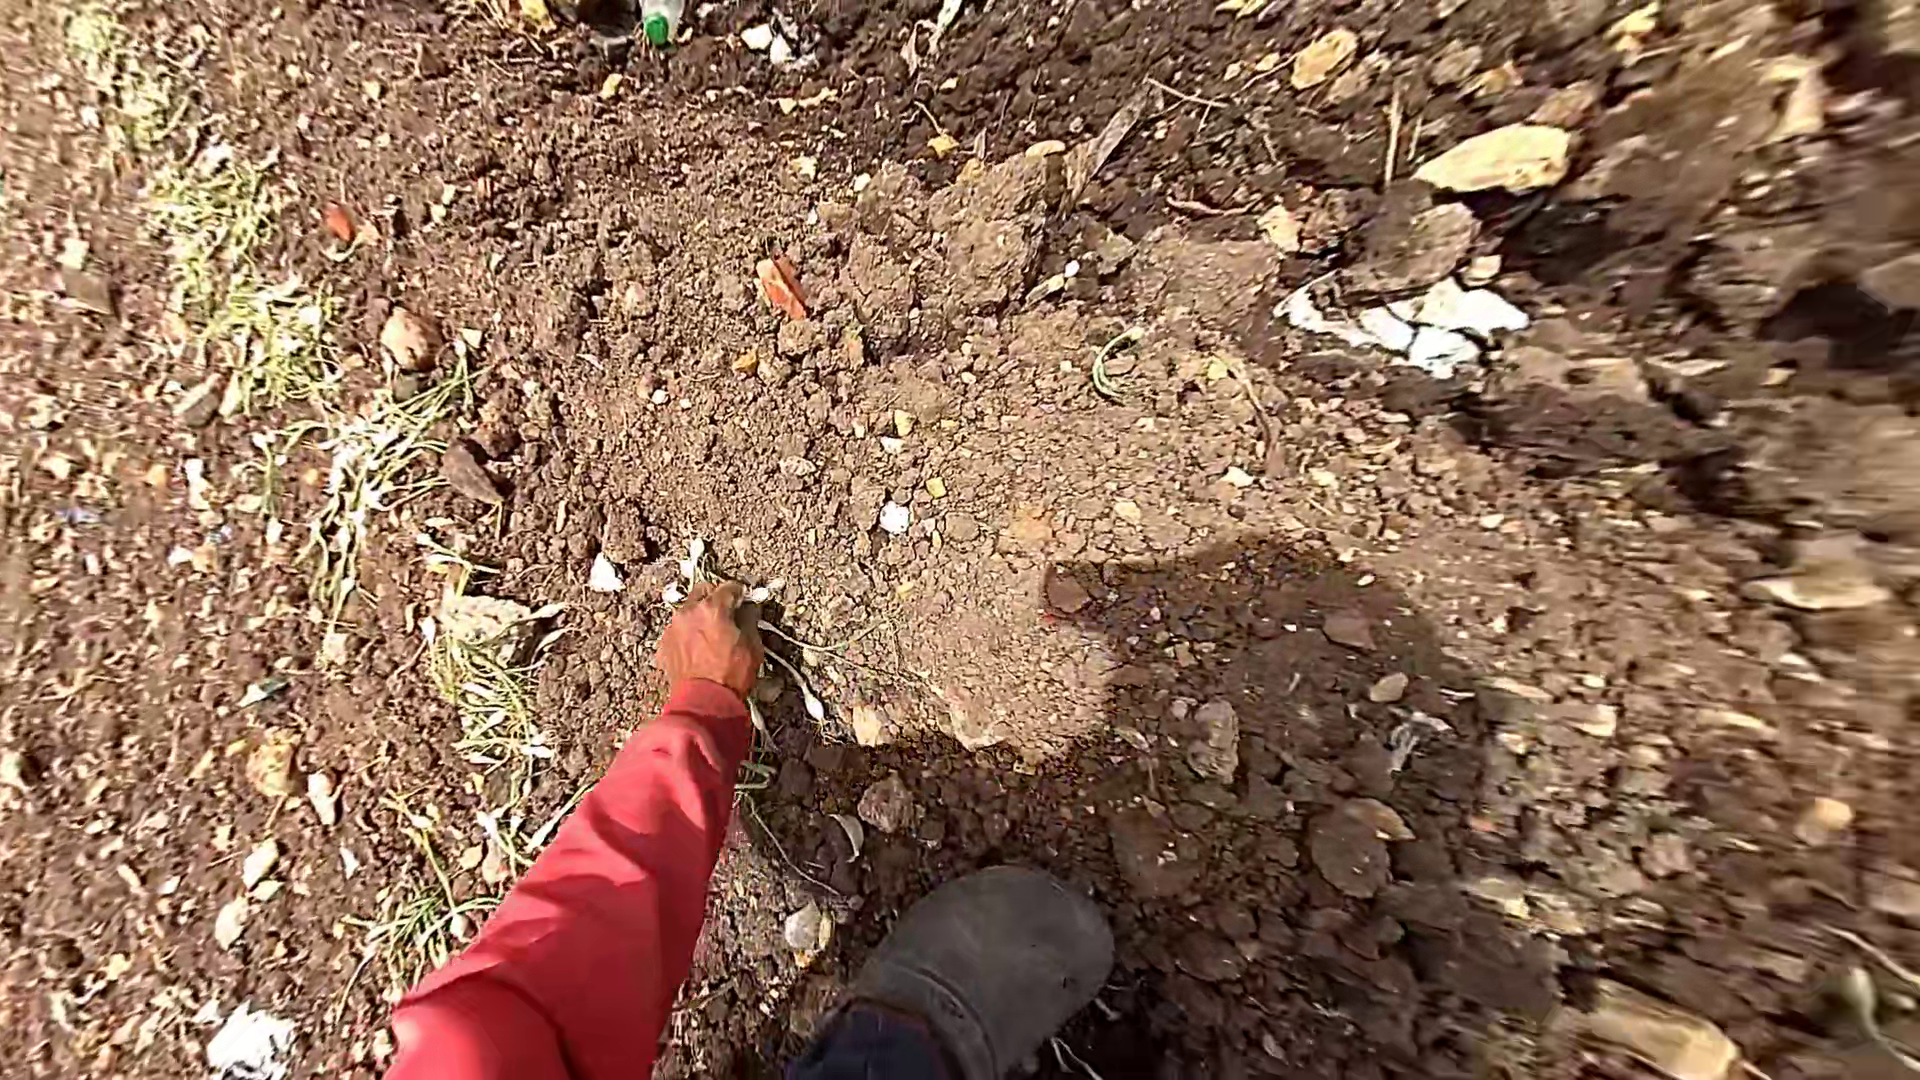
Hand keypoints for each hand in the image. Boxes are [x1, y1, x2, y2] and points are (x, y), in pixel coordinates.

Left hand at [654, 581, 763, 702]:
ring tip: (713, 631)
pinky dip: (689, 631)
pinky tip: (700, 646)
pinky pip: (679, 628)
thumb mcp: (753, 644)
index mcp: (712, 608)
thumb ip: (749, 619)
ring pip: (689, 609)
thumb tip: (747, 609)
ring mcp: (673, 628)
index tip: (746, 599)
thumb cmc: (731, 674)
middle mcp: (688, 612)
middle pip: (703, 591)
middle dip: (716, 597)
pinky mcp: (664, 645)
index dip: (741, 592)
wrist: (703, 703)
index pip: (729, 587)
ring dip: (701, 614)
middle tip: (728, 611)